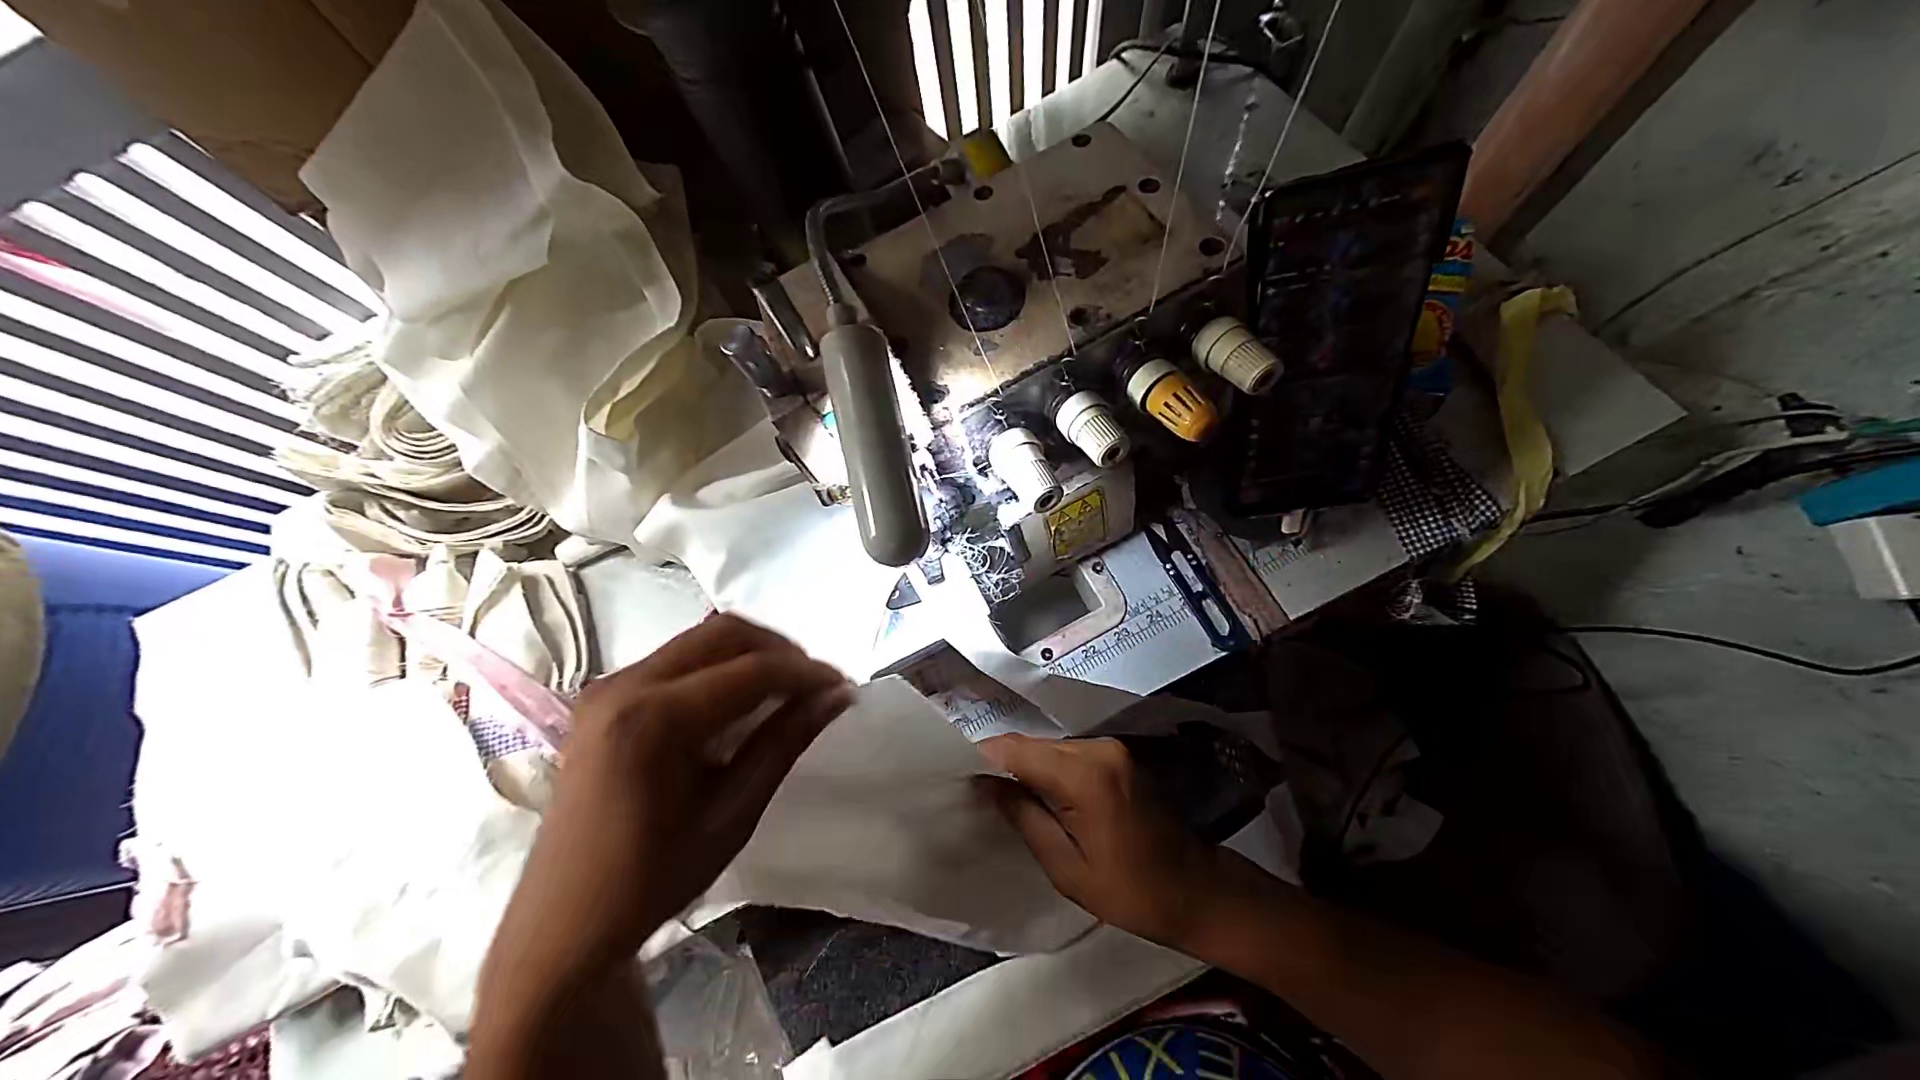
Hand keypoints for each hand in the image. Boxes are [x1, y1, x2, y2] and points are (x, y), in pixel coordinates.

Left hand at [484, 615, 852, 994]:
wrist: (565, 923)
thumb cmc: (654, 879)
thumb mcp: (732, 813)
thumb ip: (784, 743)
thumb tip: (837, 696)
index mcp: (654, 719)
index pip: (751, 670)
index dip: (805, 672)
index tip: (842, 686)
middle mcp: (625, 686)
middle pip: (722, 633)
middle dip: (779, 650)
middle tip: (815, 684)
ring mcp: (607, 688)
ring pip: (699, 639)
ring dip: (749, 654)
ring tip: (784, 691)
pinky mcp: (602, 699)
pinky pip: (675, 659)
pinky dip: (717, 667)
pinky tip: (738, 702)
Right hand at [978, 734, 1265, 949]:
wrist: (1197, 891)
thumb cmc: (1131, 891)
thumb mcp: (1066, 866)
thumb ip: (1023, 816)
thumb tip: (986, 784)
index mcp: (1084, 774)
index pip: (1017, 750)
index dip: (982, 758)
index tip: (955, 774)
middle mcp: (1097, 749)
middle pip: (1033, 745)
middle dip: (1001, 763)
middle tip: (973, 789)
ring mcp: (1111, 749)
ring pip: (1049, 748)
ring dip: (1025, 766)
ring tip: (1000, 794)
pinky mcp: (1118, 756)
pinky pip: (1069, 755)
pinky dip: (1047, 769)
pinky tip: (1036, 793)